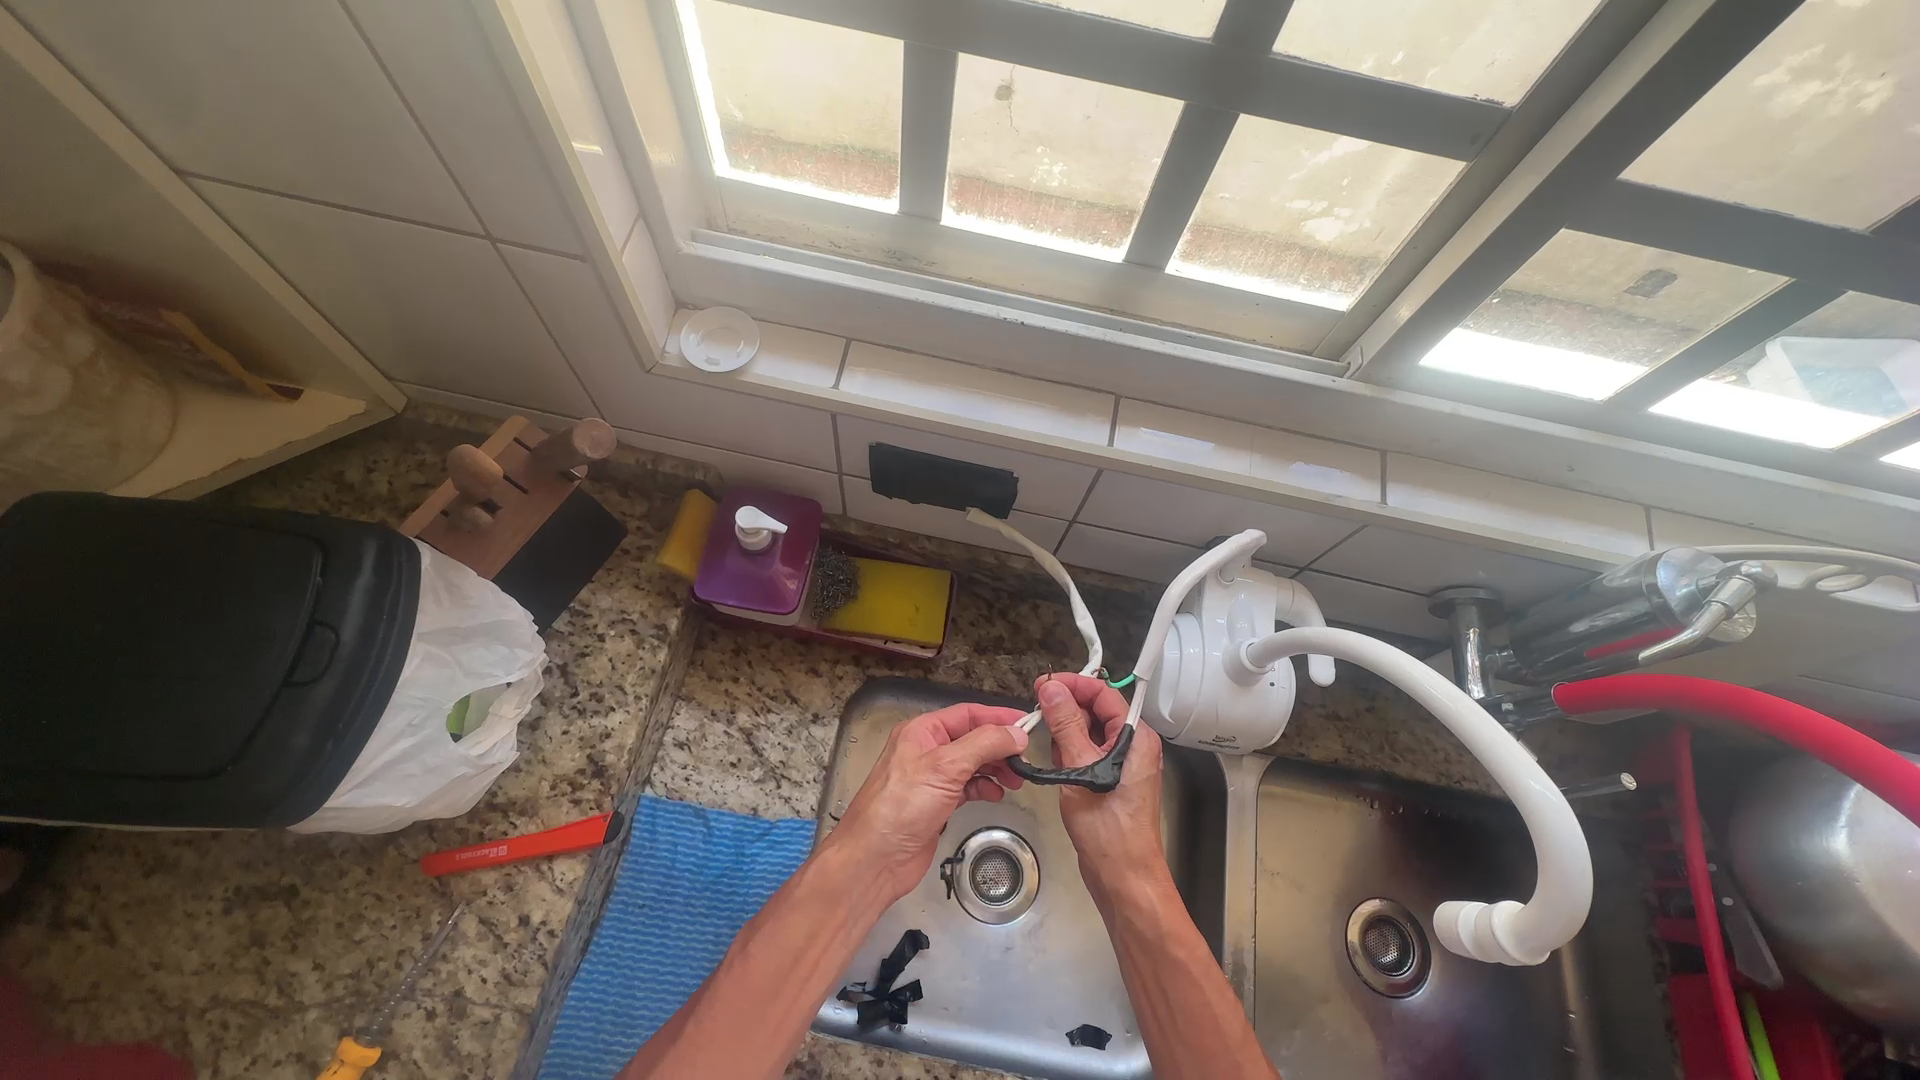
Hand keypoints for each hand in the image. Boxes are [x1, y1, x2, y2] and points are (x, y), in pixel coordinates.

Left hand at [829, 702, 1028, 900]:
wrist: (875, 859)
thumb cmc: (900, 808)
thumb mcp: (945, 767)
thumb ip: (983, 745)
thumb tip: (1015, 734)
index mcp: (922, 732)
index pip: (967, 714)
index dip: (998, 718)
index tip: (1026, 724)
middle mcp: (926, 750)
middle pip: (972, 739)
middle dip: (1000, 747)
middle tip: (1024, 758)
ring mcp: (931, 778)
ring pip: (972, 764)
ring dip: (995, 768)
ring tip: (1016, 779)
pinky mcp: (936, 804)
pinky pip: (967, 787)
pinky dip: (984, 788)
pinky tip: (996, 795)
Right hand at [1036, 674, 1168, 903]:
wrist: (1123, 878)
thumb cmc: (1109, 829)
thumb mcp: (1081, 770)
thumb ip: (1065, 725)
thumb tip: (1051, 688)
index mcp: (1136, 738)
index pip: (1104, 693)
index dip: (1074, 684)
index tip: (1043, 684)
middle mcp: (1132, 746)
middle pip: (1096, 710)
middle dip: (1065, 708)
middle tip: (1036, 712)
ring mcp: (1121, 765)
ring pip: (1088, 732)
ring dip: (1064, 733)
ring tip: (1047, 746)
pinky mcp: (1109, 781)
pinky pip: (1086, 753)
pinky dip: (1067, 753)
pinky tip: (1054, 765)